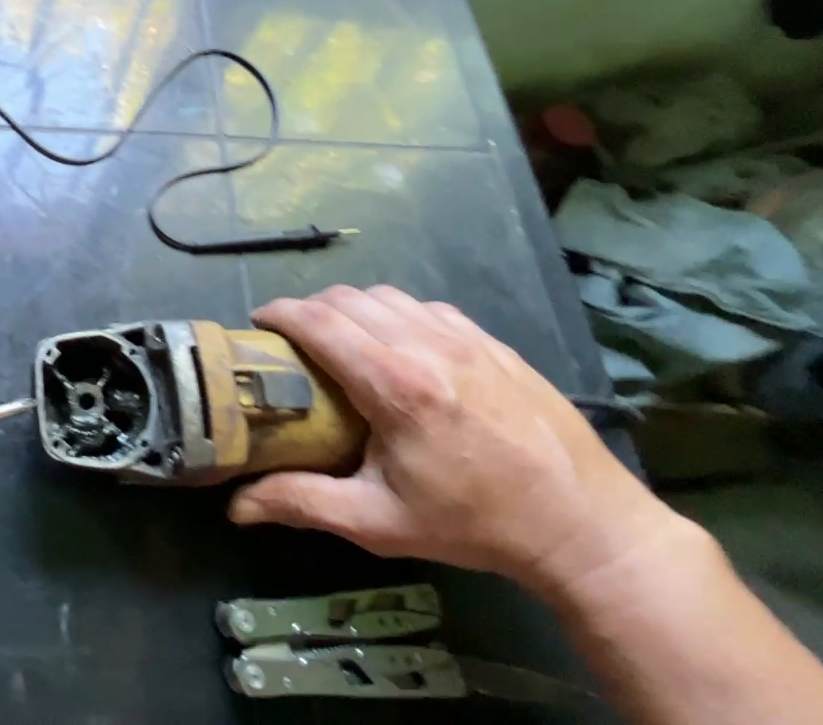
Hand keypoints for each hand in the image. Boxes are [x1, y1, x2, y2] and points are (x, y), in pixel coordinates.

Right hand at [228, 285, 684, 598]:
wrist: (586, 528)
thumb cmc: (473, 524)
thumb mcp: (378, 522)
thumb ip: (301, 502)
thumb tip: (235, 506)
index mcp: (395, 385)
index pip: (319, 322)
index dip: (279, 313)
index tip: (257, 325)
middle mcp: (428, 347)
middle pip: (347, 298)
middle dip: (309, 309)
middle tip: (293, 341)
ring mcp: (467, 339)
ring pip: (387, 295)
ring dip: (351, 307)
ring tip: (341, 339)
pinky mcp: (494, 343)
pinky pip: (428, 306)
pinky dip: (396, 313)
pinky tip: (398, 345)